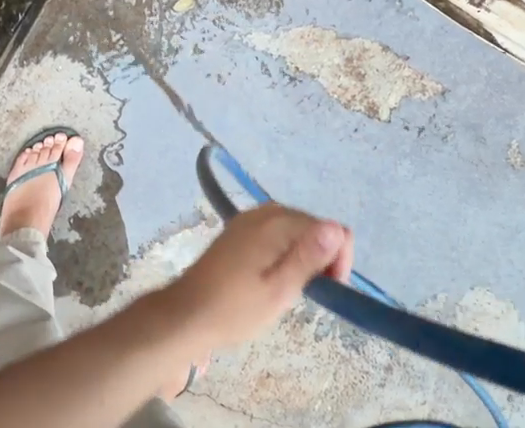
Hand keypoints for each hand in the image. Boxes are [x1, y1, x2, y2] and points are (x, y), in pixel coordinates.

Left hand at [164, 204, 352, 348]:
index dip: (337, 260)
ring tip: (287, 288)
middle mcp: (266, 211)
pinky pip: (277, 232)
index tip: (327, 290)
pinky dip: (283, 252)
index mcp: (278, 222)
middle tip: (305, 294)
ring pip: (296, 230)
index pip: (332, 229)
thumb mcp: (279, 291)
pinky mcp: (240, 229)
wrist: (186, 314)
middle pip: (314, 227)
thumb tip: (338, 228)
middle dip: (321, 257)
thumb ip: (309, 258)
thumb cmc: (235, 310)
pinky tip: (271, 276)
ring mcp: (251, 218)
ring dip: (302, 256)